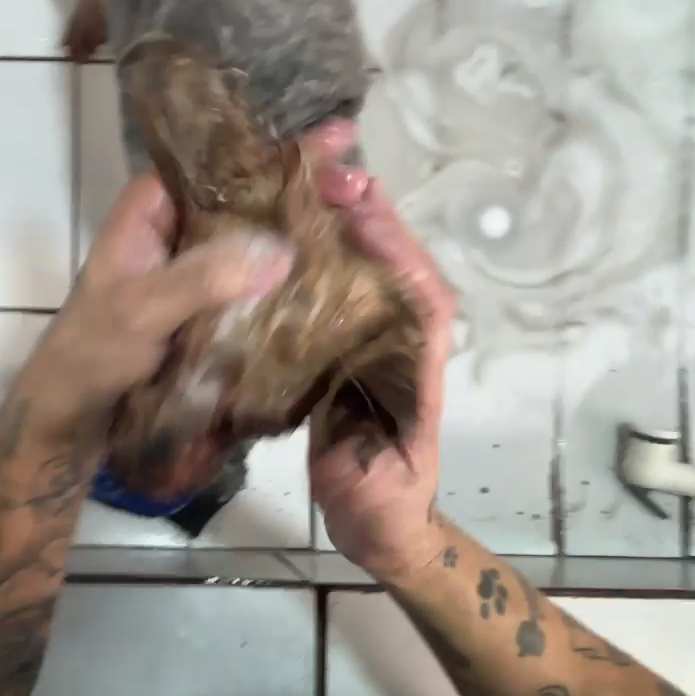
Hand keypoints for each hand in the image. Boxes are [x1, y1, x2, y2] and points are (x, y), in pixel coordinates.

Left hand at [19, 127, 356, 435]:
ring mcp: (194, 268)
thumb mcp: (142, 309)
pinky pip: (254, 280)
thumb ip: (203, 278)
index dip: (277, 148)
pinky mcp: (208, 306)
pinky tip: (331, 275)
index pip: (221, 158)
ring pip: (255, 237)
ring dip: (301, 232)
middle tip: (361, 191)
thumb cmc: (92, 352)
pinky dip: (288, 277)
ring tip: (361, 225)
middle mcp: (178, 228)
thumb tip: (281, 252)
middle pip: (247, 194)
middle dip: (302, 189)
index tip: (338, 140)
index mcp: (152, 206)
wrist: (74, 413)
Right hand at [308, 161, 458, 578]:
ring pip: (358, 270)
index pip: (412, 277)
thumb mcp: (388, 458)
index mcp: (417, 349)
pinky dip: (311, 262)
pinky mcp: (340, 350)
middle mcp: (398, 333)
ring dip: (331, 227)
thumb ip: (392, 409)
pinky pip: (330, 295)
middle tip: (312, 173)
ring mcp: (369, 339)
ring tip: (290, 194)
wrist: (375, 522)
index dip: (387, 233)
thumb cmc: (384, 495)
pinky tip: (276, 246)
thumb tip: (376, 347)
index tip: (350, 194)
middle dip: (357, 212)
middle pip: (386, 259)